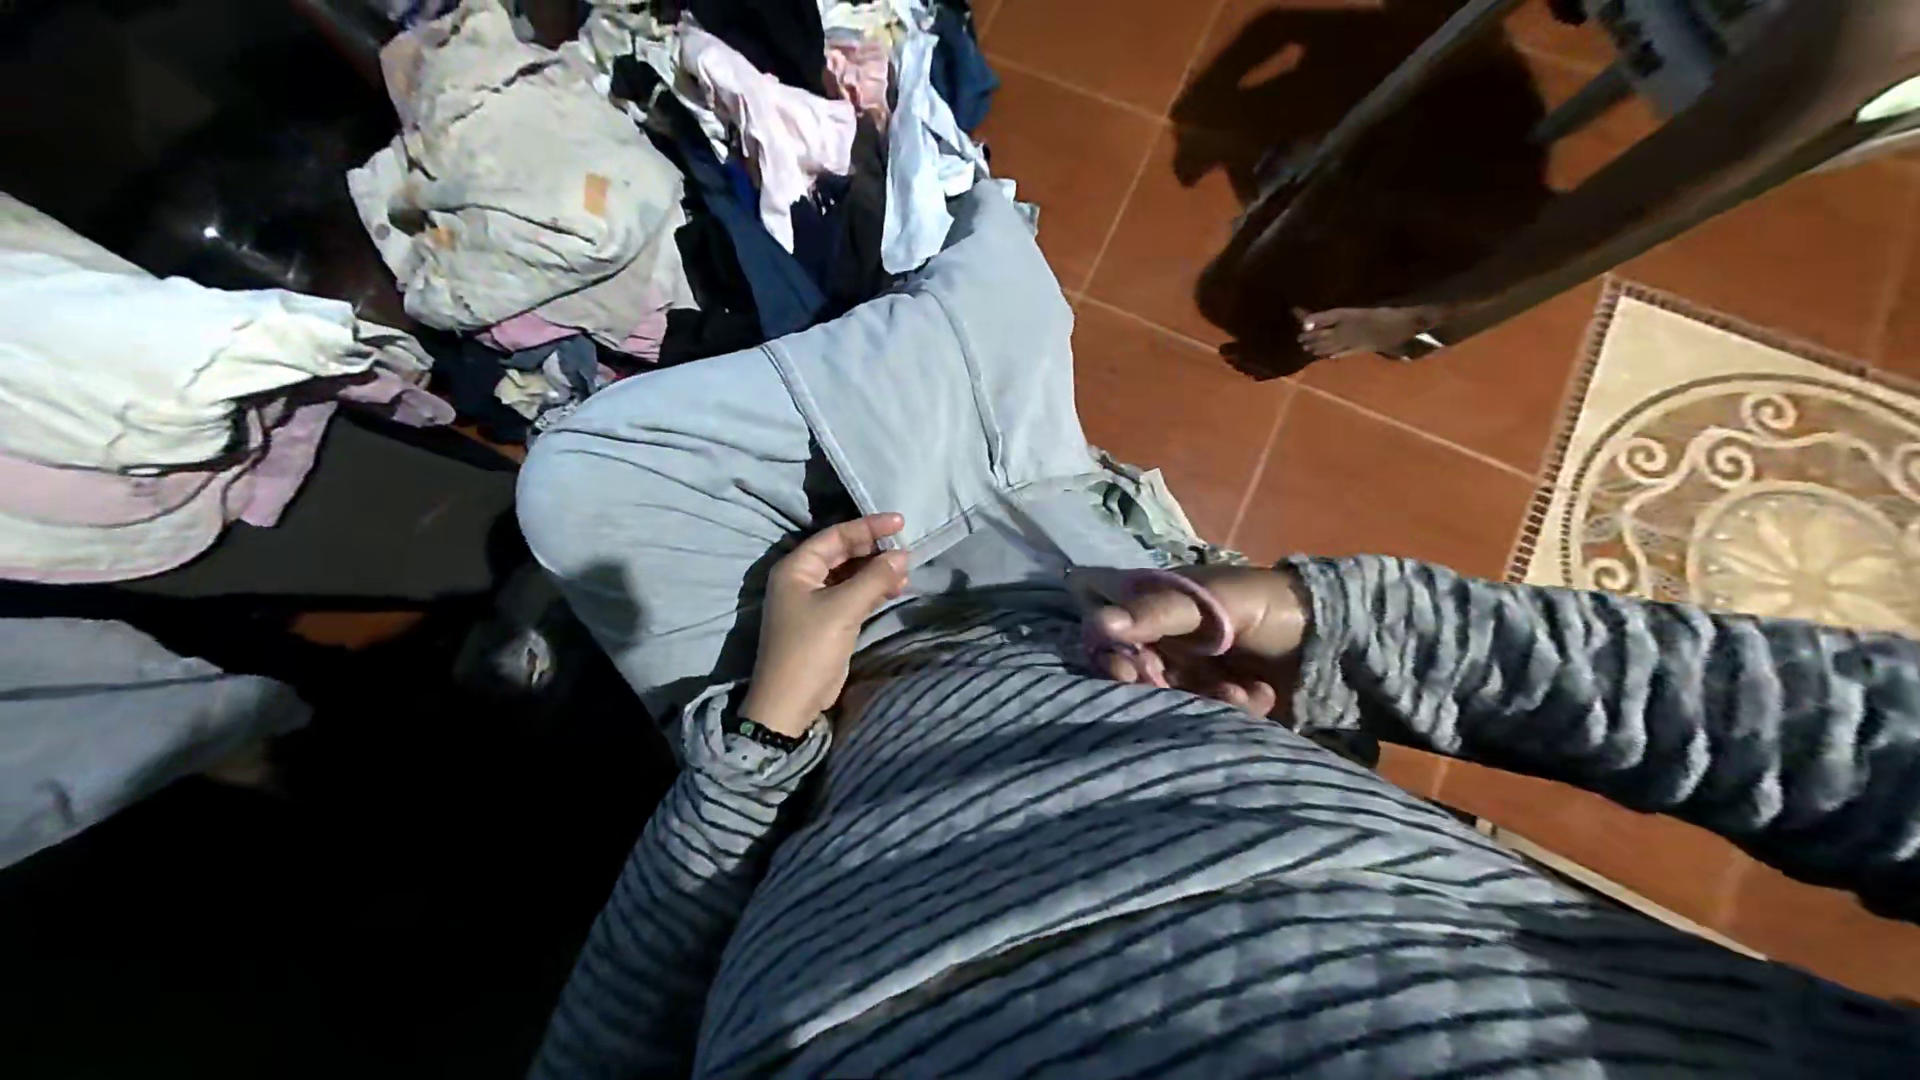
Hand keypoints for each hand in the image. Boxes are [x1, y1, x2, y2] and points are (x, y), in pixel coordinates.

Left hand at [739, 514, 909, 736]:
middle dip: (874, 549)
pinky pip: (853, 594)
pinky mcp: (828, 620)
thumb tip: (903, 556)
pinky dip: (873, 589)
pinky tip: (895, 589)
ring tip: (906, 571)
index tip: (900, 523)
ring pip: (850, 574)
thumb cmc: (810, 649)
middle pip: (843, 553)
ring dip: (877, 571)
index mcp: (796, 568)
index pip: (835, 536)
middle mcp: (803, 579)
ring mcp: (815, 600)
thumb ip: (874, 579)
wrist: (791, 703)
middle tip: (906, 546)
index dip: (868, 527)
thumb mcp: (843, 609)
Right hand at [1073, 565, 1308, 717]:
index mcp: (1149, 609)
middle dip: (1153, 687)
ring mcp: (1183, 673)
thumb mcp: (1209, 601)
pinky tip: (1255, 695)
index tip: (1128, 673)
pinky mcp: (1208, 700)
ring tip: (1237, 691)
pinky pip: (1198, 715)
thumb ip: (1155, 612)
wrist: (1329, 636)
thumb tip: (1099, 625)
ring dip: (1197, 700)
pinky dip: (1225, 709)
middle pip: (1129, 672)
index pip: (1105, 632)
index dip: (1106, 653)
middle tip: (1183, 689)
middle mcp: (1158, 642)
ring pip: (1164, 698)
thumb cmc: (1261, 602)